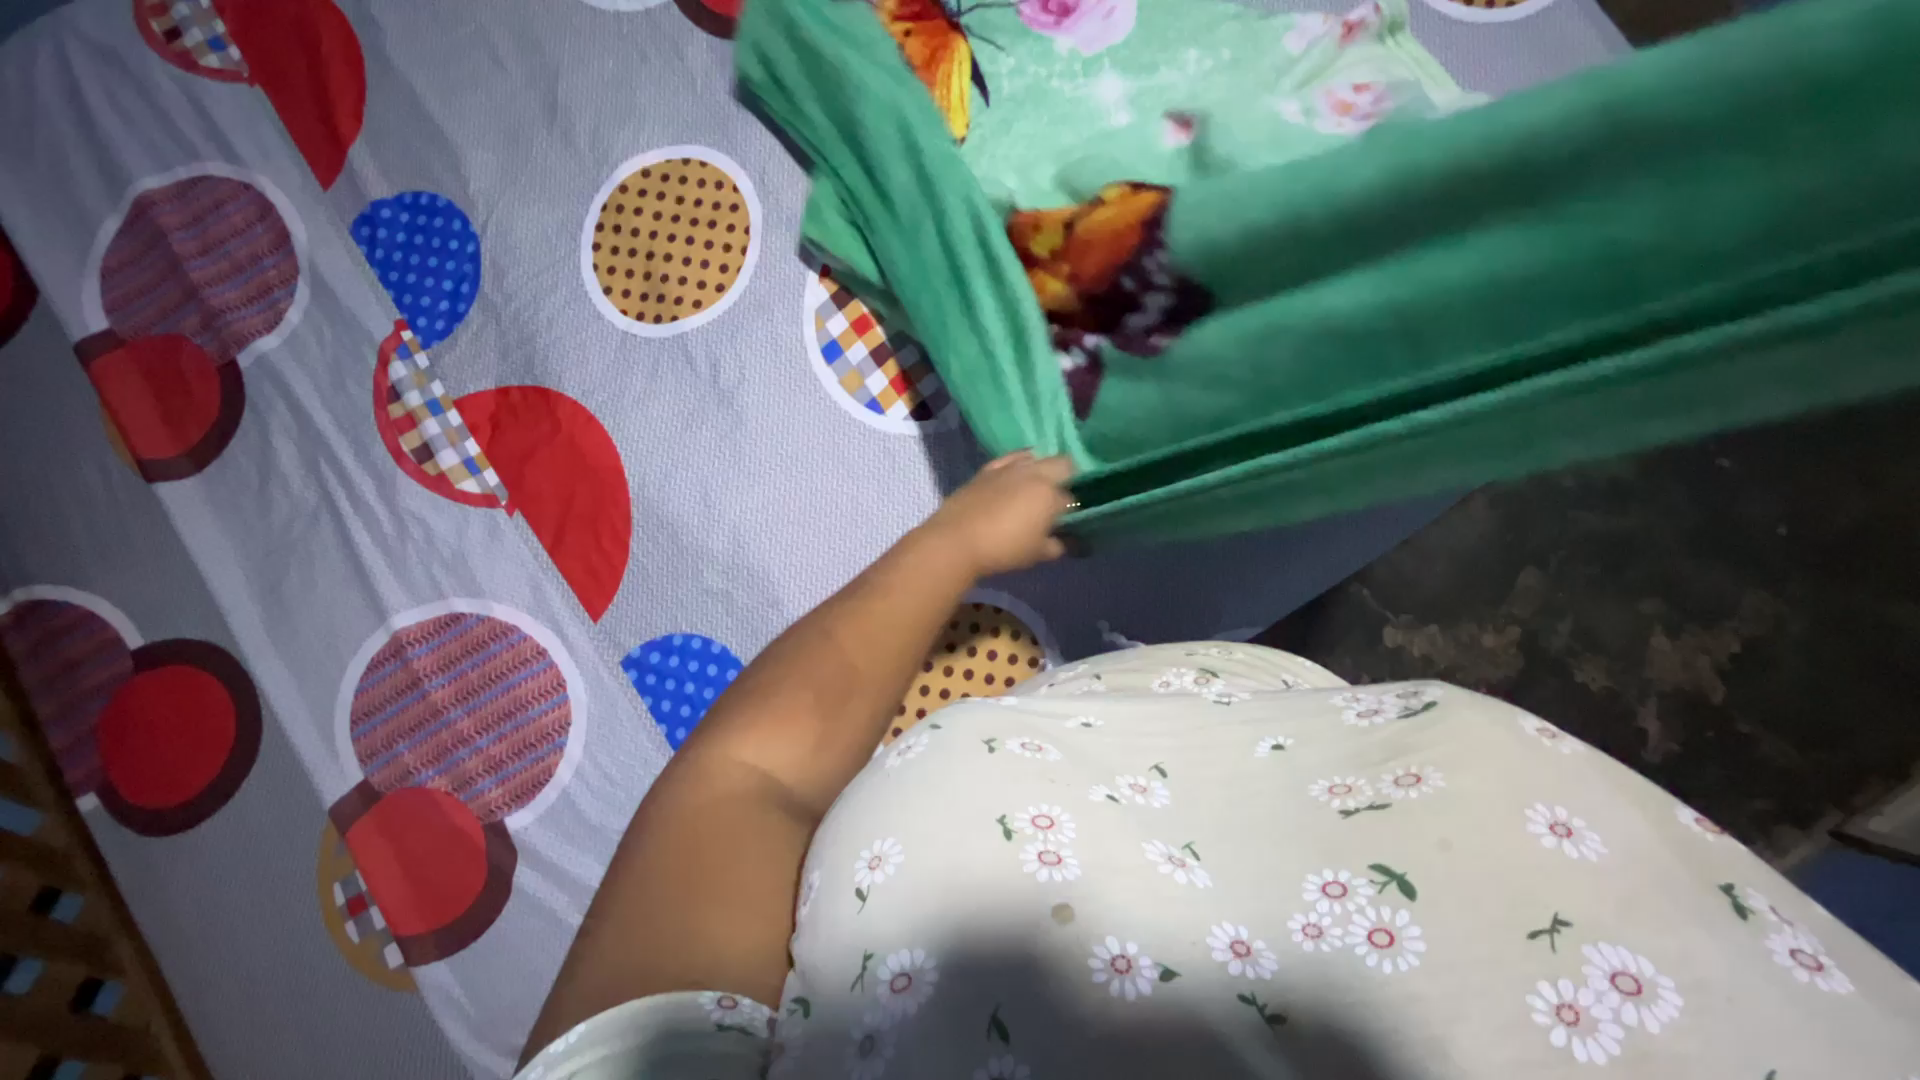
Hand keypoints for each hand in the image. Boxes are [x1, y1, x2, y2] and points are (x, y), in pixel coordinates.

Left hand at [923, 451, 1076, 577]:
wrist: (956, 540)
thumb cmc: (1003, 549)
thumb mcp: (1037, 553)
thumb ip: (1058, 545)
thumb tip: (1068, 542)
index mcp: (1050, 494)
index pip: (1072, 498)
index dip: (1073, 509)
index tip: (1068, 520)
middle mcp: (1034, 473)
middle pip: (1062, 464)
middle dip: (1066, 477)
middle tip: (1058, 497)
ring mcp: (1009, 467)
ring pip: (1037, 457)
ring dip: (1043, 467)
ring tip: (1037, 485)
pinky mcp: (987, 469)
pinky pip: (1011, 458)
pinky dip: (1019, 462)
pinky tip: (1016, 474)